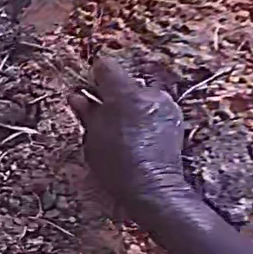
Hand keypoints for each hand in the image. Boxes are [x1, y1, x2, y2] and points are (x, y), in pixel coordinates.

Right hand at [71, 54, 196, 218]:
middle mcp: (147, 92)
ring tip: (121, 128)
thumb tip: (77, 96)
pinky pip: (153, 106)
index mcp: (123, 95)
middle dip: (112, 94)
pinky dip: (144, 114)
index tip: (87, 89)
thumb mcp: (92, 139)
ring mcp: (165, 103)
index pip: (106, 67)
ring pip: (140, 94)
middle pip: (125, 82)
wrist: (151, 186)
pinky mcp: (175, 115)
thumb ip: (87, 112)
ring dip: (129, 104)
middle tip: (101, 116)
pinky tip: (138, 134)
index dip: (94, 76)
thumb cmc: (115, 165)